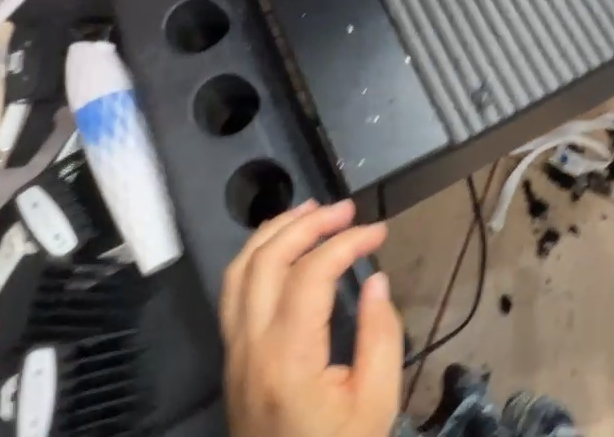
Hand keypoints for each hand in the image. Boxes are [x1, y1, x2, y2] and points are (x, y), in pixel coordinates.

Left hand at [222, 200, 402, 436]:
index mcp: (288, 358)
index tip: (379, 232)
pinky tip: (281, 247)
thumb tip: (376, 282)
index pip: (310, 274)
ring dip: (274, 232)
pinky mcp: (232, 359)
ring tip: (311, 212)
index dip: (345, 243)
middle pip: (266, 260)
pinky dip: (256, 256)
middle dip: (307, 224)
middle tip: (346, 209)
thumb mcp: (376, 404)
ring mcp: (235, 352)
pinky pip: (233, 292)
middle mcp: (251, 346)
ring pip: (239, 271)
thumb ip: (381, 337)